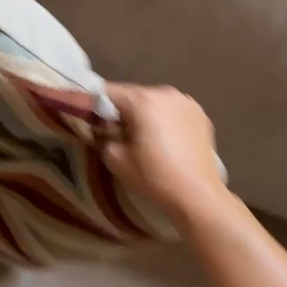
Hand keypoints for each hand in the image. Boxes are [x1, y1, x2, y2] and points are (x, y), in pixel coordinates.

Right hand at [102, 84, 229, 224]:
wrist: (197, 195)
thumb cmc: (153, 177)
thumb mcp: (115, 160)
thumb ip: (103, 136)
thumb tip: (105, 129)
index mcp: (142, 101)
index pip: (107, 91)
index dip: (92, 102)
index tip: (85, 114)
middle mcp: (165, 93)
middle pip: (133, 94)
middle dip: (121, 109)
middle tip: (113, 129)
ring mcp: (186, 102)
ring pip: (154, 101)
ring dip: (143, 113)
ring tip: (140, 135)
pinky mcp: (201, 114)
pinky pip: (172, 110)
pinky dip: (163, 118)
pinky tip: (164, 139)